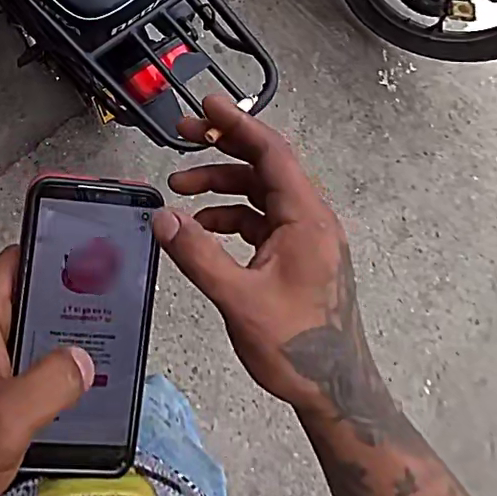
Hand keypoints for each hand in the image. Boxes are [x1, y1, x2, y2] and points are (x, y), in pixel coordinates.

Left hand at [0, 246, 94, 495]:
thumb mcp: (10, 420)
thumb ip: (53, 382)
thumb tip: (82, 359)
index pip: (13, 263)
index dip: (48, 254)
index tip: (83, 260)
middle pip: (19, 296)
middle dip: (57, 303)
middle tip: (98, 312)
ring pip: (15, 332)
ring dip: (46, 341)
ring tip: (86, 352)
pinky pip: (6, 361)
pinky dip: (31, 367)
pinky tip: (55, 389)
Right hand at [154, 94, 373, 417]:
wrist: (336, 391)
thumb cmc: (298, 346)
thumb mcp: (239, 299)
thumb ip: (197, 254)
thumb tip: (161, 217)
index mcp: (307, 219)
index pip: (272, 153)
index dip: (238, 123)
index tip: (206, 104)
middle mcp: (309, 218)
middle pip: (264, 163)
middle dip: (222, 145)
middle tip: (183, 134)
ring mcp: (303, 235)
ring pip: (258, 189)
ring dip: (219, 181)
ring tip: (180, 186)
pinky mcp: (293, 252)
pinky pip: (257, 216)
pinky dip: (227, 213)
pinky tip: (201, 226)